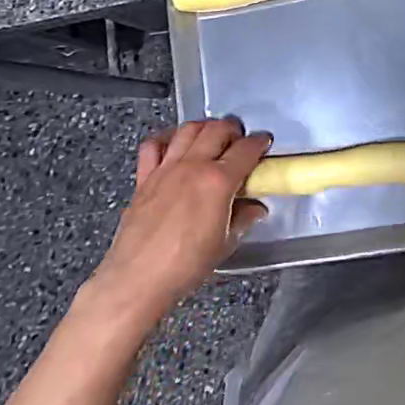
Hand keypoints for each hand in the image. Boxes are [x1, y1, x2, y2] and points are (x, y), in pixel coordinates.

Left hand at [86, 119, 270, 326]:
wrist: (140, 277)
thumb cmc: (184, 265)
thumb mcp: (225, 243)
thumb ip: (243, 219)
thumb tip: (255, 209)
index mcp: (218, 181)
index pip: (246, 150)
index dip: (259, 142)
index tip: (264, 142)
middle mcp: (192, 167)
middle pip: (217, 129)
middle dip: (233, 129)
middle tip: (240, 138)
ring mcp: (166, 169)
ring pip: (188, 130)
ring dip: (204, 127)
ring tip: (212, 135)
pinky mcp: (145, 178)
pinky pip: (154, 145)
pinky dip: (167, 138)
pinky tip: (174, 144)